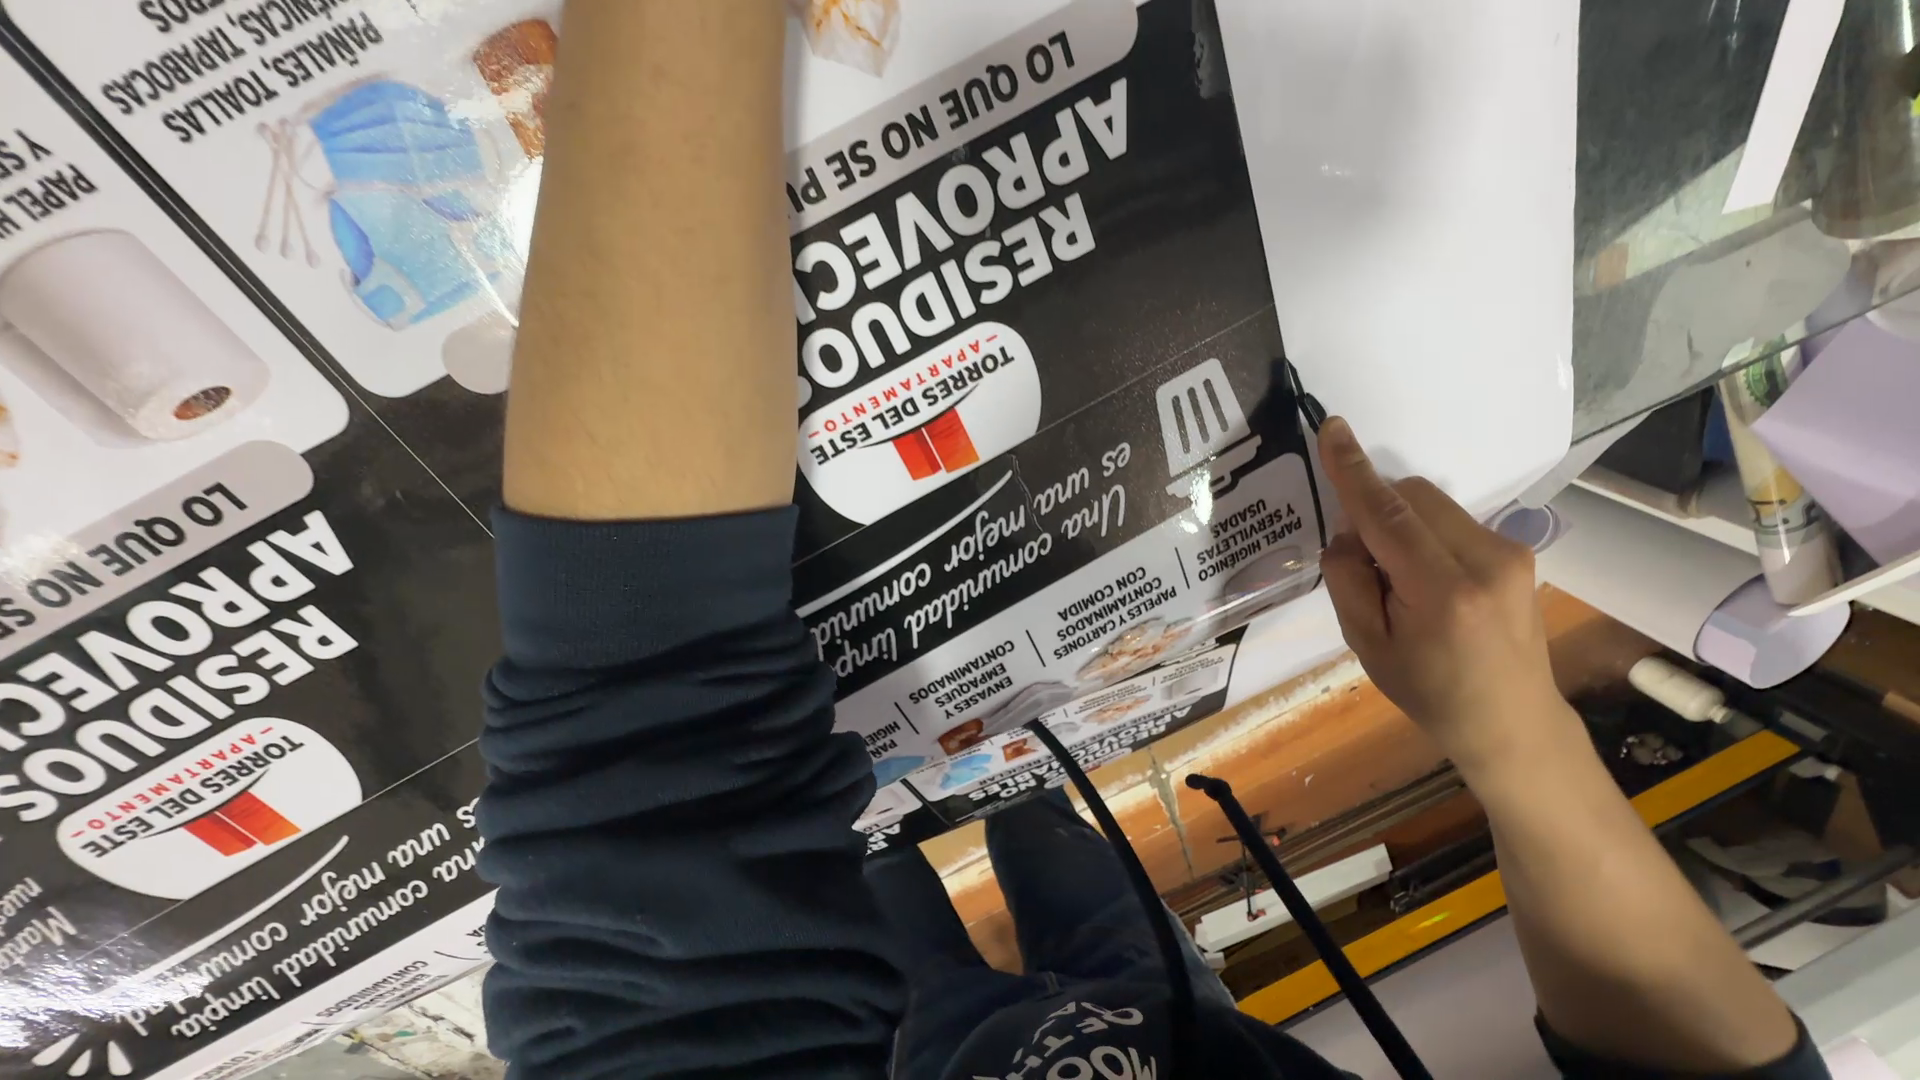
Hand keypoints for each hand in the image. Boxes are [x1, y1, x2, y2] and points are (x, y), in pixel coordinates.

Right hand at [1316, 417, 1580, 778]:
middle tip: (1365, 564)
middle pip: (1413, 495)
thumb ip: (1348, 579)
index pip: (1388, 514)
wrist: (1509, 720)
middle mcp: (1485, 559)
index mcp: (1442, 591)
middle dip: (1376, 510)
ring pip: (1432, 503)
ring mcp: (1509, 552)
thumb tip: (1349, 532)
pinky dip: (1424, 534)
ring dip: (1400, 523)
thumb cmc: (1428, 690)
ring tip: (1400, 580)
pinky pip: (1451, 520)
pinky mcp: (1517, 552)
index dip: (1354, 471)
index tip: (1333, 429)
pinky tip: (1427, 581)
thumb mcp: (1366, 644)